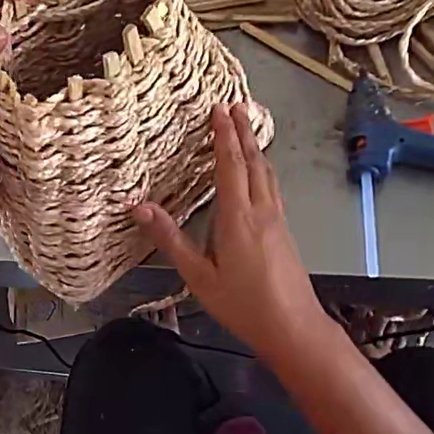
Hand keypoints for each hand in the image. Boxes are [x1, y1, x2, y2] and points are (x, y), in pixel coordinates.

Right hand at [134, 102, 338, 359]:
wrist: (293, 327)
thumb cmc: (243, 305)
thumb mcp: (198, 276)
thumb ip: (170, 239)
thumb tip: (140, 208)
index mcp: (238, 218)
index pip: (230, 165)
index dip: (224, 135)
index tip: (219, 109)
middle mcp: (262, 212)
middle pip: (254, 162)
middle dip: (243, 132)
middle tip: (235, 106)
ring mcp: (277, 220)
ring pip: (267, 174)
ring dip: (255, 148)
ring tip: (247, 129)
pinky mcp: (284, 231)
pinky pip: (272, 188)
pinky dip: (263, 169)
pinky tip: (260, 174)